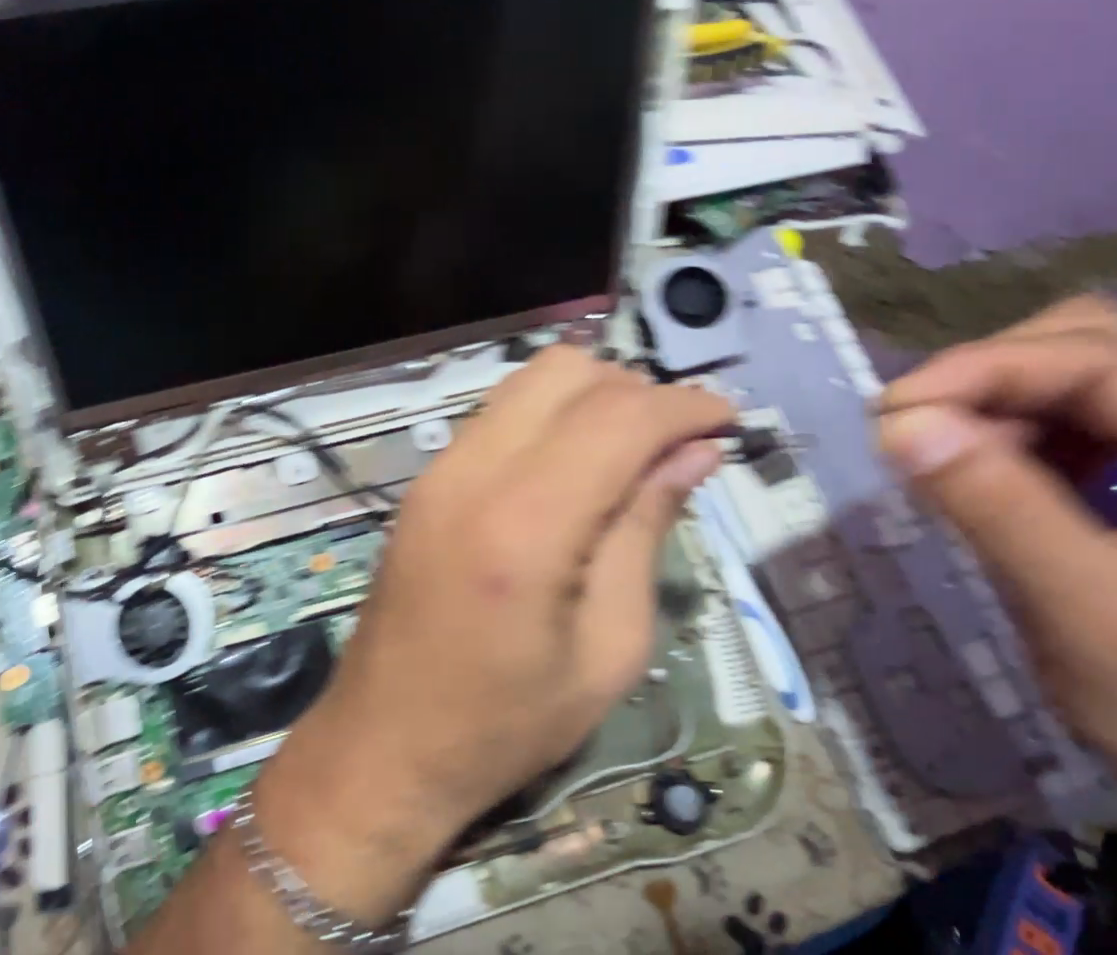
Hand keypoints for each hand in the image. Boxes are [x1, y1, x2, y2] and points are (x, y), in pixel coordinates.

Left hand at [254, 346, 731, 919]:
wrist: (386, 745)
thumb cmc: (507, 723)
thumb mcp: (607, 648)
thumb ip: (644, 532)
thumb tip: (692, 453)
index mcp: (524, 524)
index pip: (618, 416)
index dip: (685, 405)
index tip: (730, 422)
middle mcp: (470, 475)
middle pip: (563, 372)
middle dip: (633, 390)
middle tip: (676, 445)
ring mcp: (435, 474)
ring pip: (523, 386)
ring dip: (587, 400)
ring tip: (631, 458)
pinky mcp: (420, 487)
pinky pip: (493, 419)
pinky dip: (545, 422)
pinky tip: (574, 473)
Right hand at [876, 296, 1116, 845]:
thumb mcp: (1097, 617)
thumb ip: (1000, 511)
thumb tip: (900, 425)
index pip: (1102, 358)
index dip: (986, 367)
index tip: (890, 414)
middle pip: (1094, 345)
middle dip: (988, 374)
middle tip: (909, 431)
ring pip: (1077, 381)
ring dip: (991, 405)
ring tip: (932, 458)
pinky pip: (1073, 432)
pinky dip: (1007, 440)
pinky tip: (974, 479)